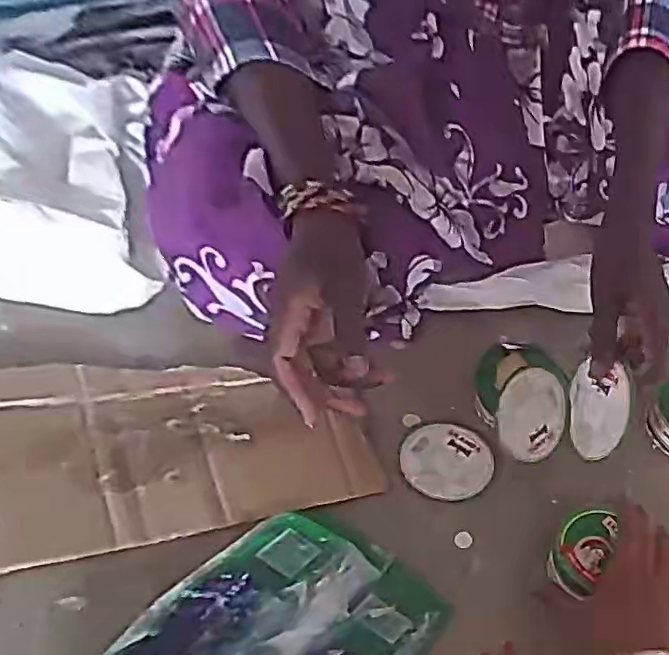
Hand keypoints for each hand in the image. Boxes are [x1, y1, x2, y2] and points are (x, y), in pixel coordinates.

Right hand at [266, 209, 389, 423]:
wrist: (329, 222)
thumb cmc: (332, 254)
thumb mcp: (344, 292)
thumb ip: (349, 332)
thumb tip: (354, 370)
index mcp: (286, 320)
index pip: (284, 366)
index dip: (299, 394)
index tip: (315, 419)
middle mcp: (291, 327)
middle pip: (304, 372)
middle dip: (331, 394)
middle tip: (361, 411)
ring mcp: (306, 325)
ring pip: (323, 364)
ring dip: (350, 378)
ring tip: (384, 382)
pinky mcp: (321, 322)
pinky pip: (335, 351)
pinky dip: (355, 361)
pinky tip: (380, 368)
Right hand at [557, 503, 668, 654]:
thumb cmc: (608, 638)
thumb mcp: (576, 618)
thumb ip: (558, 599)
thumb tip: (538, 588)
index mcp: (626, 565)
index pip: (632, 527)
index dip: (629, 511)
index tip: (624, 501)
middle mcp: (651, 568)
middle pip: (654, 534)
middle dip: (646, 521)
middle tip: (639, 516)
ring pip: (668, 551)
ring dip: (661, 539)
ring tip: (654, 536)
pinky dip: (668, 564)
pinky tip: (663, 571)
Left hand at [589, 213, 668, 380]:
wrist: (630, 224)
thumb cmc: (616, 263)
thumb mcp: (605, 306)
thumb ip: (604, 343)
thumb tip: (600, 378)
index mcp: (658, 329)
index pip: (655, 372)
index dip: (637, 386)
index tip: (616, 389)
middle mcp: (667, 325)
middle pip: (652, 360)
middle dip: (628, 367)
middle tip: (601, 365)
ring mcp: (665, 314)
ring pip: (649, 346)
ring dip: (628, 351)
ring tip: (602, 347)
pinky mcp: (659, 305)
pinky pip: (648, 332)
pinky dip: (631, 337)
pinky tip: (612, 330)